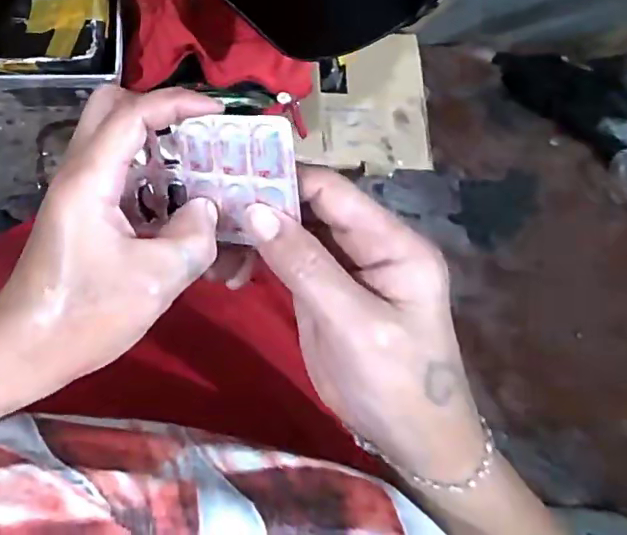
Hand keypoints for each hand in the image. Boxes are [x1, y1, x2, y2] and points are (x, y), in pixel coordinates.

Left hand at [0, 86, 224, 390]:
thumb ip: (193, 238)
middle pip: (111, 105)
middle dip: (157, 108)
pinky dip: (146, 170)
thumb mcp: (153, 281)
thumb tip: (208, 209)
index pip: (133, 111)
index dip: (177, 102)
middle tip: (196, 132)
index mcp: (91, 176)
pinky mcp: (81, 207)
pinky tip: (175, 203)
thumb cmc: (83, 315)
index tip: (218, 111)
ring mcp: (77, 187)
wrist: (23, 348)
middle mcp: (79, 169)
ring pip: (113, 135)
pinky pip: (116, 168)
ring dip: (152, 139)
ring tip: (194, 163)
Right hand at [243, 167, 486, 483]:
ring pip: (293, 227)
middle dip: (262, 201)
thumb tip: (253, 209)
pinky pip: (287, 255)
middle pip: (309, 204)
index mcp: (392, 242)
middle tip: (211, 201)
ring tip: (213, 232)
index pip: (332, 191)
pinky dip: (258, 253)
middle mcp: (369, 243)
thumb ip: (304, 264)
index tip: (233, 176)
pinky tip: (230, 261)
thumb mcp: (354, 325)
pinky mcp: (324, 285)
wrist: (415, 450)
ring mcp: (345, 264)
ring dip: (255, 228)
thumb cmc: (398, 386)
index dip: (284, 179)